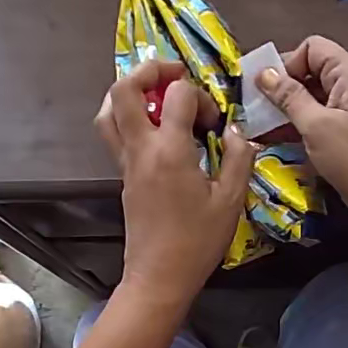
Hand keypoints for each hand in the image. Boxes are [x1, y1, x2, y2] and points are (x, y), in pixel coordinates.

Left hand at [96, 61, 255, 305]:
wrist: (159, 277)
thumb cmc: (197, 242)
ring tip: (156, 94)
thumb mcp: (230, 201)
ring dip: (129, 91)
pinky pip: (114, 133)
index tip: (213, 122)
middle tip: (174, 73)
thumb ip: (237, 158)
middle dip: (148, 70)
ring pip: (109, 111)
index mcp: (169, 151)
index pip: (177, 95)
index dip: (199, 96)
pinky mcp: (123, 177)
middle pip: (123, 89)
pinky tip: (154, 128)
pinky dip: (128, 116)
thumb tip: (237, 131)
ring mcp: (126, 163)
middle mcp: (140, 150)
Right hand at [259, 35, 347, 222]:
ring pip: (318, 95)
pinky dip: (305, 122)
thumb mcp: (316, 126)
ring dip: (291, 108)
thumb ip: (289, 97)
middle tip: (258, 109)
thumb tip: (264, 73)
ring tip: (263, 126)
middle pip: (314, 70)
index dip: (287, 64)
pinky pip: (326, 115)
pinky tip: (281, 138)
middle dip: (285, 87)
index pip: (313, 48)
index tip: (266, 90)